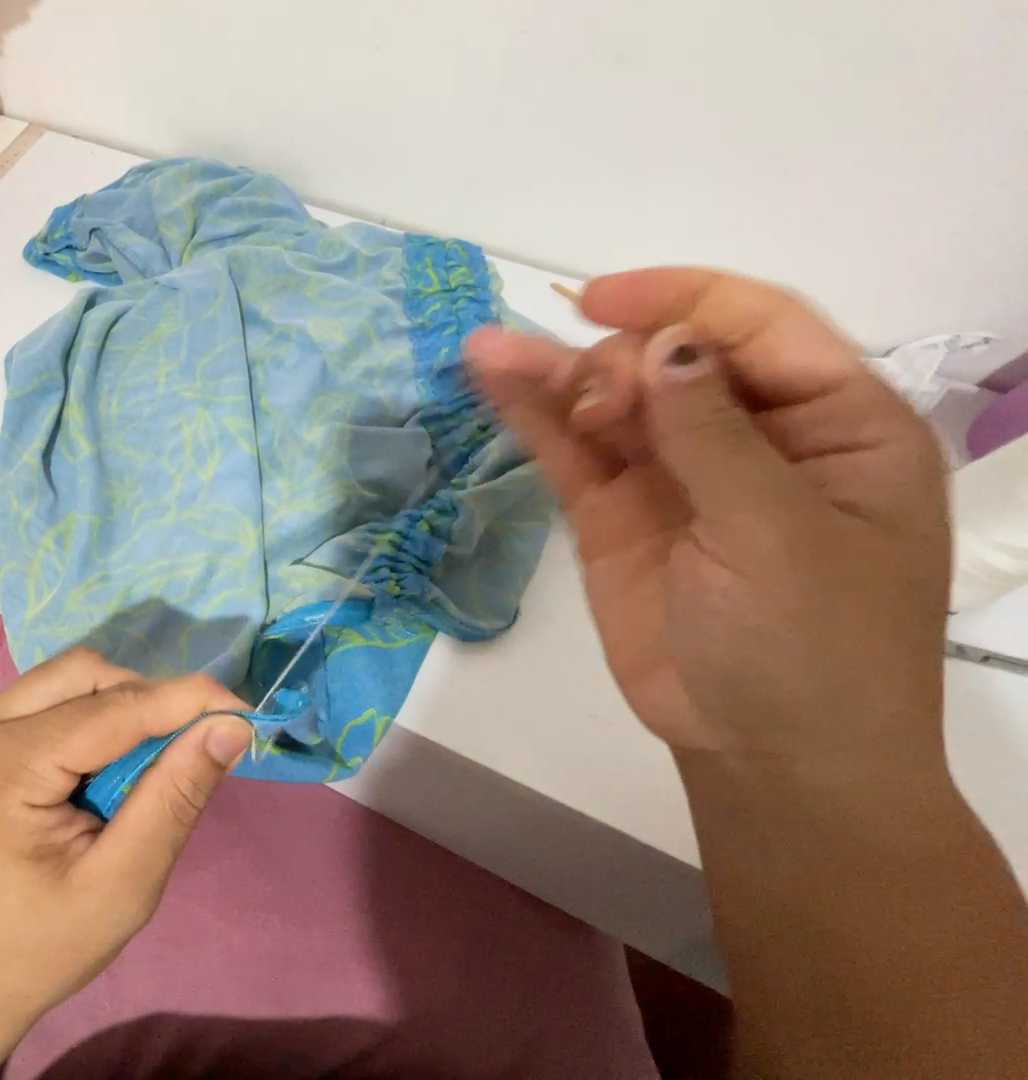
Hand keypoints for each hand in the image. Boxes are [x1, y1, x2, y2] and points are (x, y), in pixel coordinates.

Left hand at [0, 648, 252, 1070]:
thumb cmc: (45, 945)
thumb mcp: (124, 885)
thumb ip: (174, 798)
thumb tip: (228, 727)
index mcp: (1, 769)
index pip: (109, 710)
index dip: (183, 700)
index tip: (244, 710)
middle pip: (83, 674)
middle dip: (147, 700)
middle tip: (188, 748)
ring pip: (68, 677)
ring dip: (120, 704)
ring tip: (144, 765)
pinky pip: (48, 697)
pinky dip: (92, 715)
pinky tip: (106, 764)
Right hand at [464, 269, 950, 776]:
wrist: (761, 745)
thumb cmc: (810, 642)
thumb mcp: (776, 531)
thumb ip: (714, 434)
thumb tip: (664, 344)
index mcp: (833, 424)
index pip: (756, 330)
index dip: (682, 299)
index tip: (596, 298)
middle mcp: (749, 437)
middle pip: (667, 361)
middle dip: (614, 361)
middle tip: (589, 405)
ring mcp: (672, 476)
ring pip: (607, 403)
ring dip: (552, 376)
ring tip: (486, 354)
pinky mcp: (613, 514)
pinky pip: (571, 453)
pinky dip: (534, 420)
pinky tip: (493, 385)